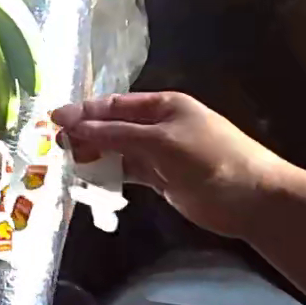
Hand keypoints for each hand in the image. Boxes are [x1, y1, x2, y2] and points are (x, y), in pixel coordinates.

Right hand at [51, 91, 291, 237]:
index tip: (53, 120)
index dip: (84, 112)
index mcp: (162, 105)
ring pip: (118, 150)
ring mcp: (160, 152)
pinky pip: (128, 171)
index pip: (115, 105)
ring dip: (95, 155)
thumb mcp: (161, 142)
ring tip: (66, 162)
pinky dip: (110, 174)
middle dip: (86, 134)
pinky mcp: (162, 178)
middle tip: (54, 145)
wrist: (252, 199)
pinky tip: (89, 179)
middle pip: (113, 126)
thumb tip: (74, 125)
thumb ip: (117, 135)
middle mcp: (158, 124)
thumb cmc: (209, 159)